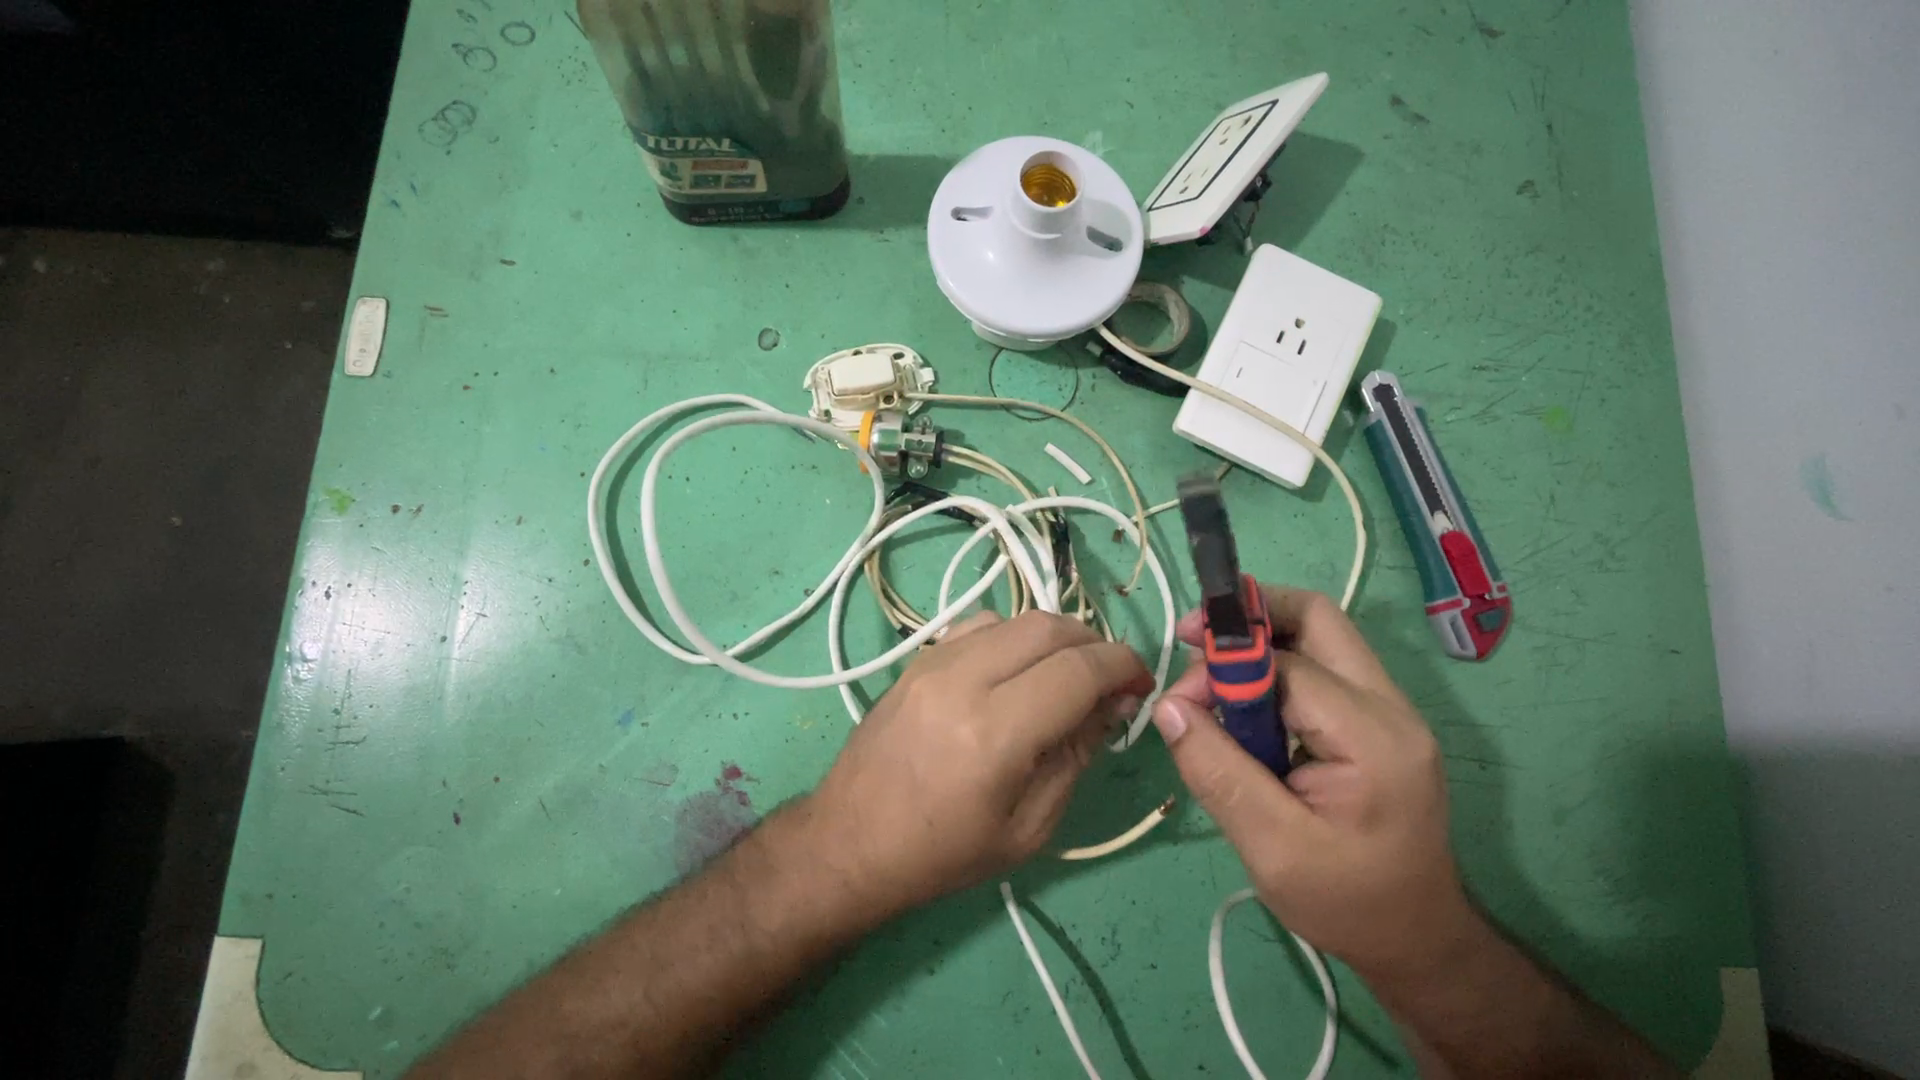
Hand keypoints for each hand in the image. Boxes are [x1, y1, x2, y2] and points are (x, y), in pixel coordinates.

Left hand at [806, 610, 1153, 916]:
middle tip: (1109, 681)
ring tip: (1067, 675)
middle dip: (1094, 645)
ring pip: (1015, 618)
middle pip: (1049, 628)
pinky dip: (1012, 636)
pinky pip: (978, 625)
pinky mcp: (916, 660)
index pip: (1078, 670)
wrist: (850, 842)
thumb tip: (1114, 702)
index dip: (1123, 667)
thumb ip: (1077, 755)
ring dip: (1055, 637)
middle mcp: (963, 681)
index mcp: (995, 732)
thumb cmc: (944, 853)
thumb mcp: (1030, 826)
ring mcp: (933, 663)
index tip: (1141, 685)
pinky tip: (1016, 670)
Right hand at [1151, 584, 1472, 979]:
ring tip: (1213, 679)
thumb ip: (1218, 771)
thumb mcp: (1269, 847)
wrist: (1417, 939)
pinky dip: (1277, 668)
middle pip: (1316, 617)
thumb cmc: (1345, 902)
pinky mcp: (1379, 720)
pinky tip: (1246, 706)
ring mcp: (1390, 710)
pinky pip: (1323, 667)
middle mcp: (1390, 707)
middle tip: (1193, 642)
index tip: (1178, 701)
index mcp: (1371, 738)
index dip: (1224, 669)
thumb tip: (1169, 706)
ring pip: (1320, 636)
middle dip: (1247, 618)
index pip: (1288, 666)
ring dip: (1261, 642)